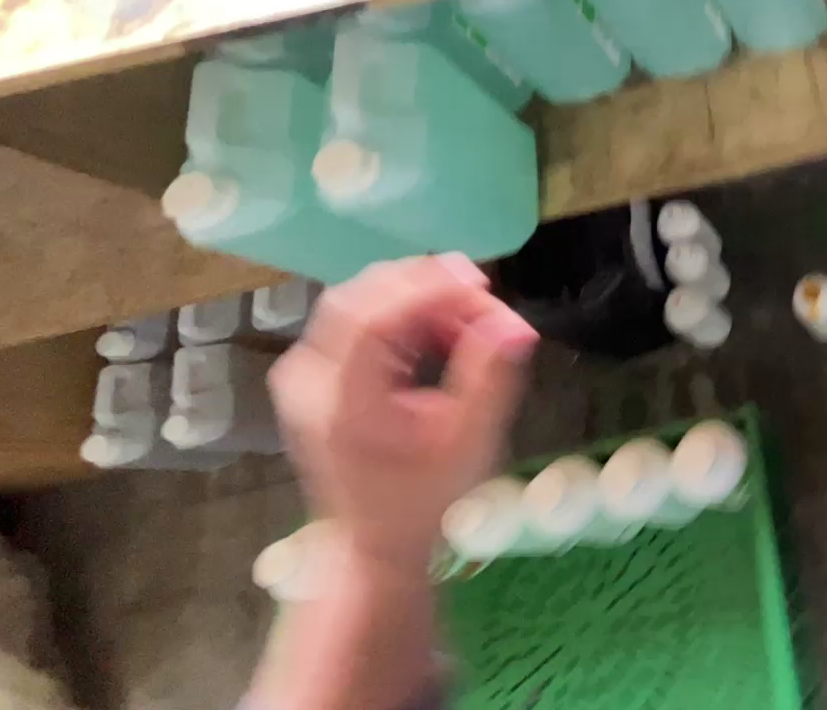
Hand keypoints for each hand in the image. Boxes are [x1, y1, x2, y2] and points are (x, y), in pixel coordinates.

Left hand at [269, 254, 537, 571]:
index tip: (482, 284)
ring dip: (418, 294)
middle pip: (361, 297)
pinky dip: (406, 309)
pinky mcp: (318, 371)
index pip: (375, 320)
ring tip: (467, 315)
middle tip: (483, 297)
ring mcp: (308, 373)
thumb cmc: (424, 497)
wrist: (372, 542)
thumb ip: (491, 377)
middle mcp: (311, 379)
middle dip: (428, 284)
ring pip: (360, 299)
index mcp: (344, 403)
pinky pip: (360, 315)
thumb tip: (518, 326)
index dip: (429, 290)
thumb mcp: (470, 440)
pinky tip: (441, 328)